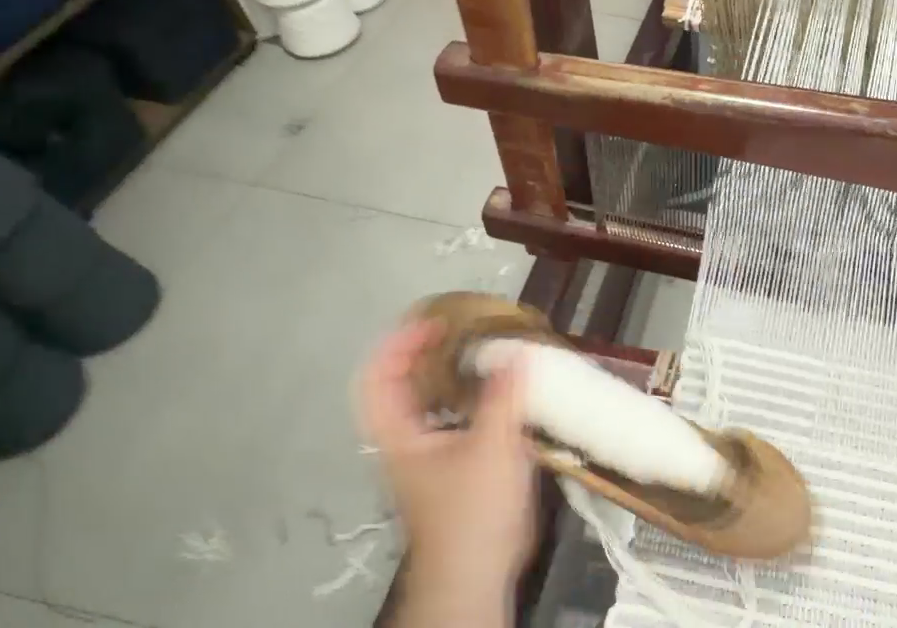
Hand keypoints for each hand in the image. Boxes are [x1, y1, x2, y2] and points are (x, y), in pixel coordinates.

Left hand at [358, 320, 536, 624]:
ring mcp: (425, 460)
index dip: (399, 343)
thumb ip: (504, 397)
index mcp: (400, 436)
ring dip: (445, 373)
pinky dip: (467, 396)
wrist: (473, 576)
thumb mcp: (492, 448)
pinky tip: (497, 393)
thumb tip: (517, 351)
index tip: (434, 319)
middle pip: (398, 387)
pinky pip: (449, 419)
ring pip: (424, 404)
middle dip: (423, 351)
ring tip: (479, 351)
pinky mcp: (449, 472)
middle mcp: (405, 444)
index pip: (379, 379)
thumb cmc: (473, 512)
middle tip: (458, 327)